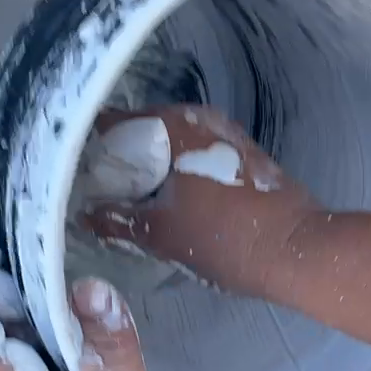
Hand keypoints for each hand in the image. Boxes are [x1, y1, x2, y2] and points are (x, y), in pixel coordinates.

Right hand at [83, 104, 317, 293]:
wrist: (298, 251)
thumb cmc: (227, 241)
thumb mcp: (163, 235)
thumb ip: (119, 221)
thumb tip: (85, 215)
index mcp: (175, 125)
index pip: (114, 122)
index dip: (90, 145)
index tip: (72, 167)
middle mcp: (202, 118)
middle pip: (145, 130)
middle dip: (120, 155)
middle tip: (95, 183)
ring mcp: (229, 136)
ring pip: (173, 143)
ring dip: (151, 163)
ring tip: (126, 193)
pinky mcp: (246, 158)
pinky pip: (197, 155)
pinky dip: (177, 170)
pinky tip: (166, 196)